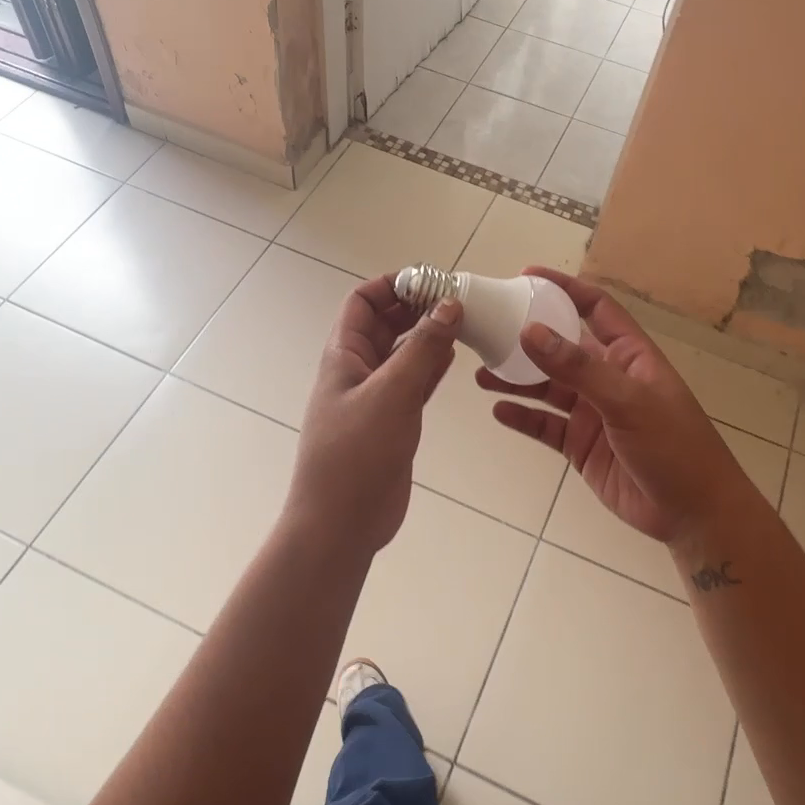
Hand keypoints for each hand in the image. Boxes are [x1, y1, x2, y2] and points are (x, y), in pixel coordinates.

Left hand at [283, 275, 461, 553]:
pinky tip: (454, 357)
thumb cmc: (357, 455)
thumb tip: (449, 304)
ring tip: (464, 322)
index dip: (393, 285)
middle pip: (384, 325)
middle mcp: (356, 372)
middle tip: (457, 300)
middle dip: (416, 307)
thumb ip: (422, 349)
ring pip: (402, 354)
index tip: (433, 281)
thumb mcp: (391, 394)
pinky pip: (413, 384)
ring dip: (428, 337)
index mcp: (343, 356)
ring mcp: (374, 399)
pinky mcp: (391, 425)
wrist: (341, 523)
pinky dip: (431, 368)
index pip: (362, 302)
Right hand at [478, 268, 756, 546]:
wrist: (692, 513)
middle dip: (527, 338)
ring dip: (516, 379)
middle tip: (487, 331)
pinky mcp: (581, 446)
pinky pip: (545, 426)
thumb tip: (530, 331)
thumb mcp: (627, 401)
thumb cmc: (674, 447)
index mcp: (629, 356)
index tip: (526, 277)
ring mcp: (593, 413)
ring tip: (480, 374)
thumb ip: (578, 368)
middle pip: (561, 348)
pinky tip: (498, 411)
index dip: (565, 289)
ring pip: (547, 388)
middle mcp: (608, 379)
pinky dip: (522, 417)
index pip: (595, 308)